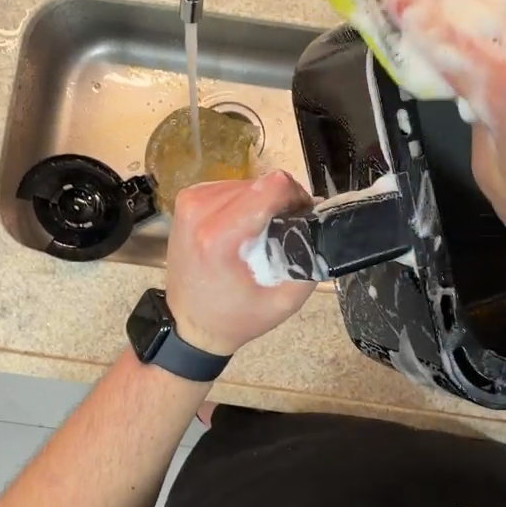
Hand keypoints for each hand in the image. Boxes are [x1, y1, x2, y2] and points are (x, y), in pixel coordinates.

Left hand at [164, 172, 314, 356]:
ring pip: (246, 182)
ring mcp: (189, 202)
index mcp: (219, 237)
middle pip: (260, 183)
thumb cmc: (234, 318)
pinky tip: (245, 226)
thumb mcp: (283, 302)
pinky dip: (244, 201)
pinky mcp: (187, 199)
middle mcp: (199, 211)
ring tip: (265, 230)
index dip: (296, 196)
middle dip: (280, 201)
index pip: (270, 187)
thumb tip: (319, 225)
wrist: (189, 324)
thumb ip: (308, 262)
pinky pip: (229, 187)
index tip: (302, 216)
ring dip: (262, 201)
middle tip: (285, 228)